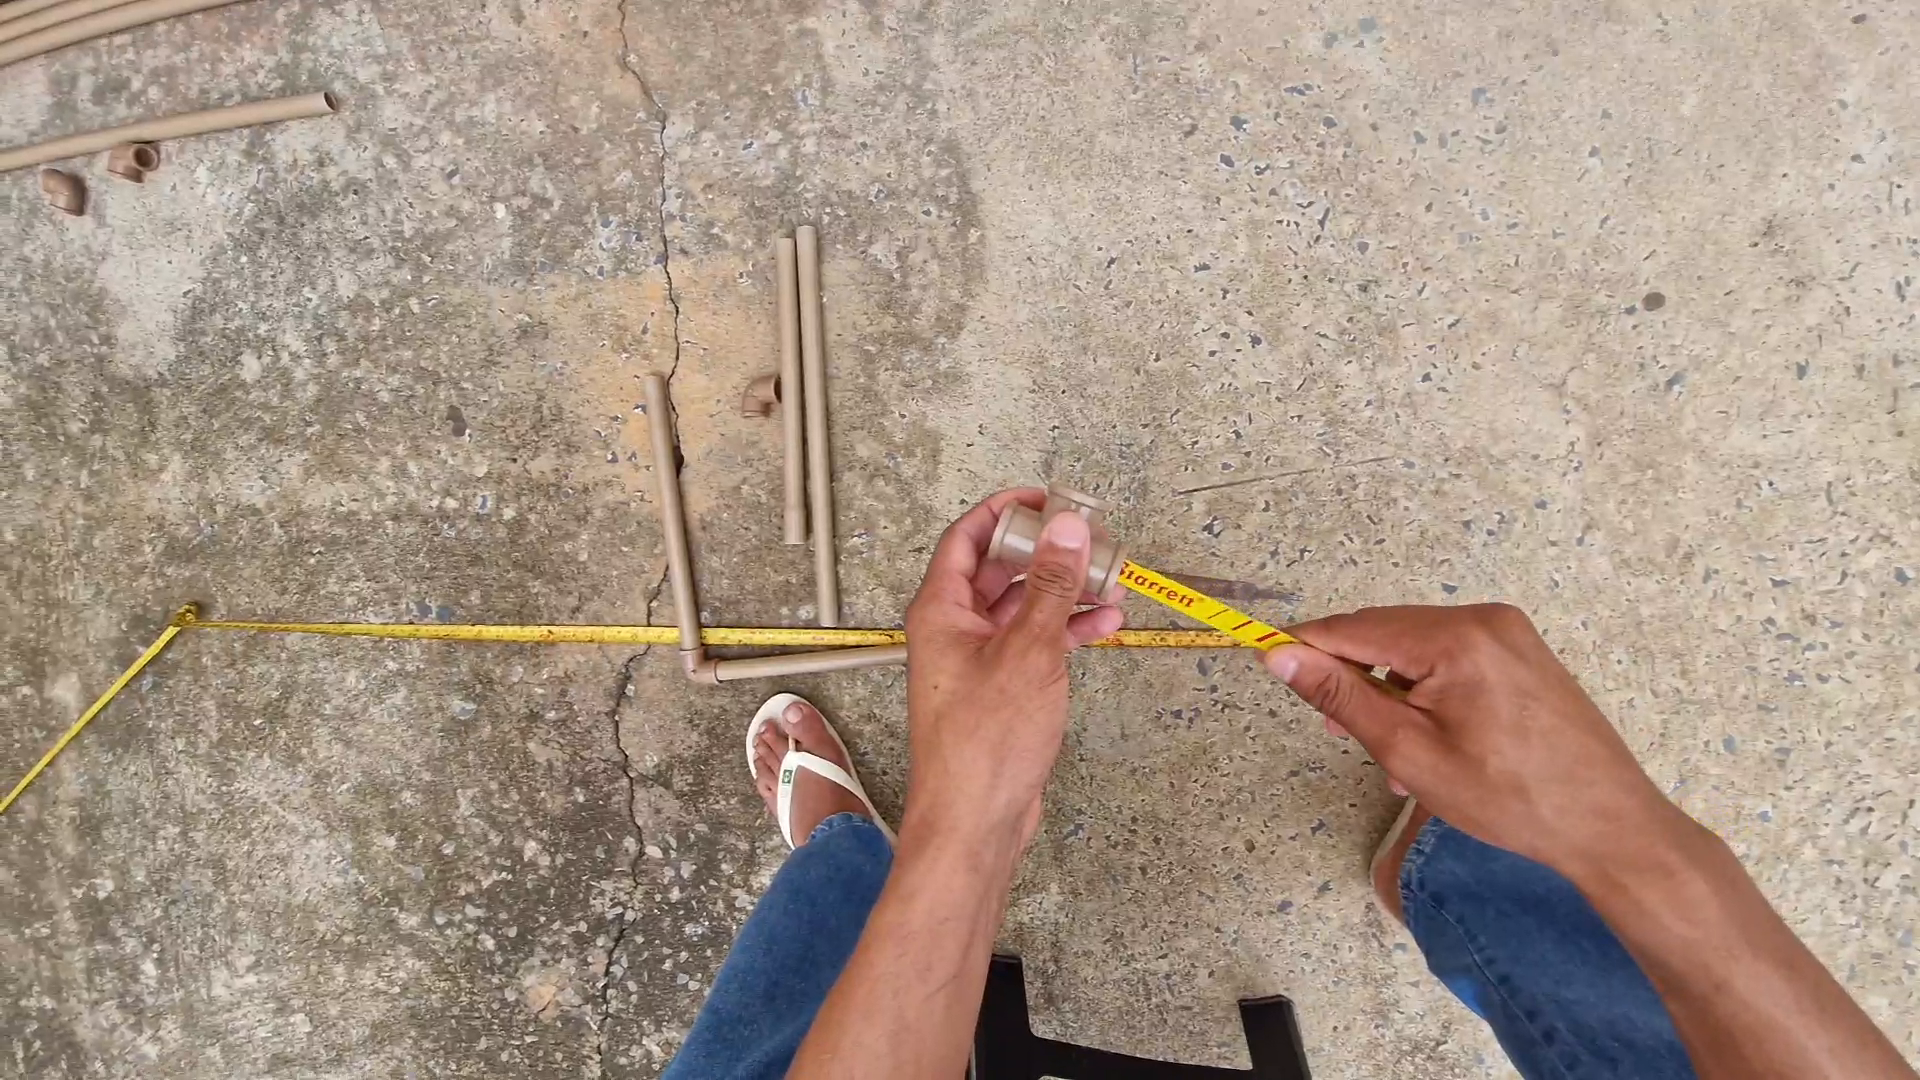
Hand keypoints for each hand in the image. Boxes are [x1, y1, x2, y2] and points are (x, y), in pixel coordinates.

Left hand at [902, 489, 1124, 853]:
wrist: (976, 819)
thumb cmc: (987, 736)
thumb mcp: (1027, 650)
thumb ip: (1048, 585)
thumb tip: (1067, 525)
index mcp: (940, 608)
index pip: (967, 536)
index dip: (1003, 509)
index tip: (1046, 498)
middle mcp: (954, 626)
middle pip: (998, 568)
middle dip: (1045, 551)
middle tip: (1090, 538)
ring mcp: (978, 656)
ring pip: (1022, 605)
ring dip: (1062, 590)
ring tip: (1111, 578)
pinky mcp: (1001, 684)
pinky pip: (1033, 641)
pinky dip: (1065, 629)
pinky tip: (1106, 622)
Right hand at [1265, 603, 1681, 875]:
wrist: (1617, 831)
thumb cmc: (1505, 796)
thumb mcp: (1406, 749)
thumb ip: (1338, 694)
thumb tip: (1277, 655)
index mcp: (1454, 637)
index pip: (1352, 628)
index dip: (1304, 645)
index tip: (1266, 664)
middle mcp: (1480, 618)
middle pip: (1382, 632)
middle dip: (1348, 673)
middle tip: (1332, 725)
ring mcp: (1506, 632)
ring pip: (1410, 645)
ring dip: (1382, 684)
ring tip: (1381, 742)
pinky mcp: (1518, 651)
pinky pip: (1444, 655)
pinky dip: (1418, 685)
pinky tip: (1420, 731)